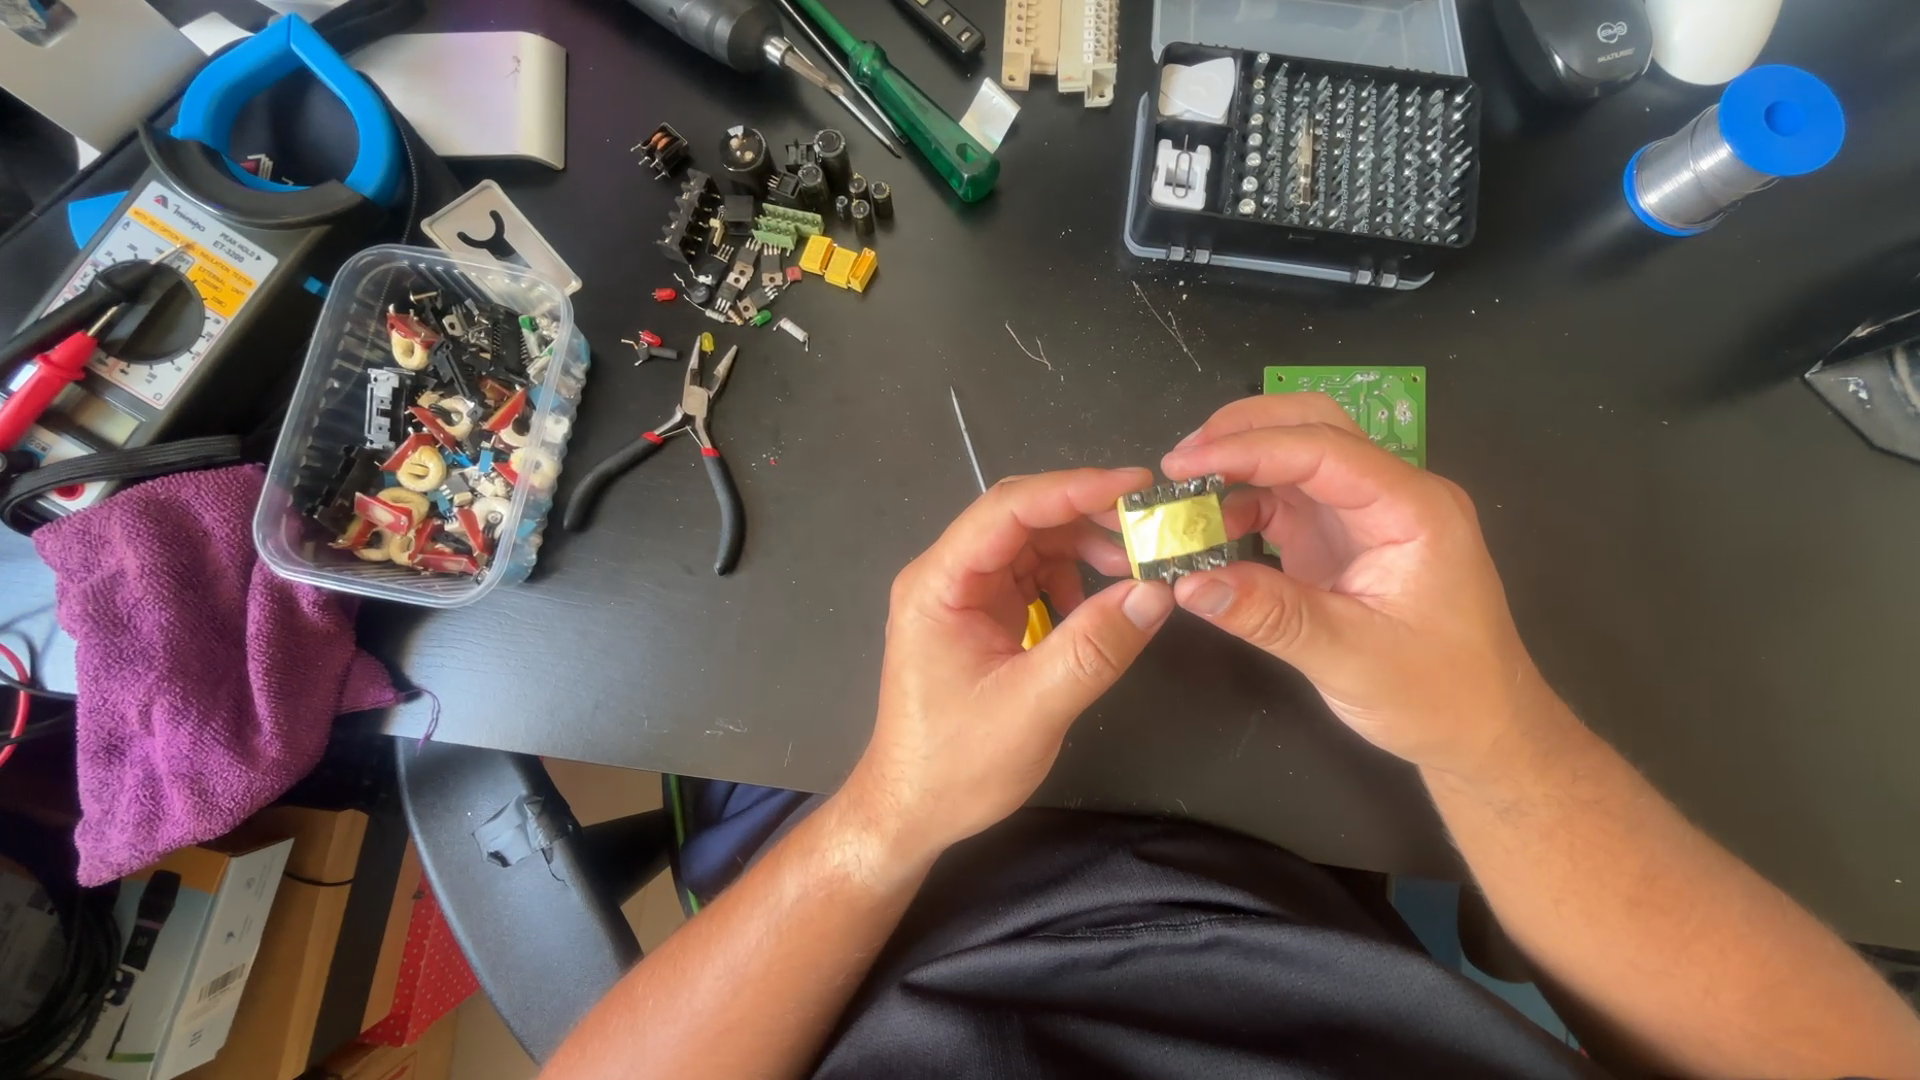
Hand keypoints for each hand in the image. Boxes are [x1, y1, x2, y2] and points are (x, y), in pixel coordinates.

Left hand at [847, 468, 1175, 859]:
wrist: (913, 809)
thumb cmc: (956, 766)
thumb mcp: (1032, 708)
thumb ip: (1094, 648)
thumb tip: (1156, 592)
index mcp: (939, 584)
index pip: (1006, 509)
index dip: (1072, 489)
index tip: (1135, 485)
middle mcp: (947, 576)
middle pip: (1020, 518)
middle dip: (1085, 516)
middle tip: (1150, 526)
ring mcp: (964, 595)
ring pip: (1030, 543)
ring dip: (1082, 546)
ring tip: (1135, 566)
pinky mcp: (982, 615)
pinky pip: (1031, 576)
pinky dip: (1070, 579)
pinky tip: (1096, 603)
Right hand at [1159, 394, 1547, 779]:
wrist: (1479, 730)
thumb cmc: (1437, 695)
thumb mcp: (1350, 658)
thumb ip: (1269, 615)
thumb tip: (1188, 585)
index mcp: (1411, 510)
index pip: (1323, 451)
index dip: (1247, 450)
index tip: (1181, 466)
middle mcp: (1387, 497)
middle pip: (1313, 427)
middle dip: (1242, 431)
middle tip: (1179, 461)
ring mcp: (1360, 517)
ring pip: (1293, 459)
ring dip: (1236, 467)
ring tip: (1180, 495)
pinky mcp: (1336, 541)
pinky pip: (1281, 504)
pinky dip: (1239, 509)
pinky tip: (1206, 531)